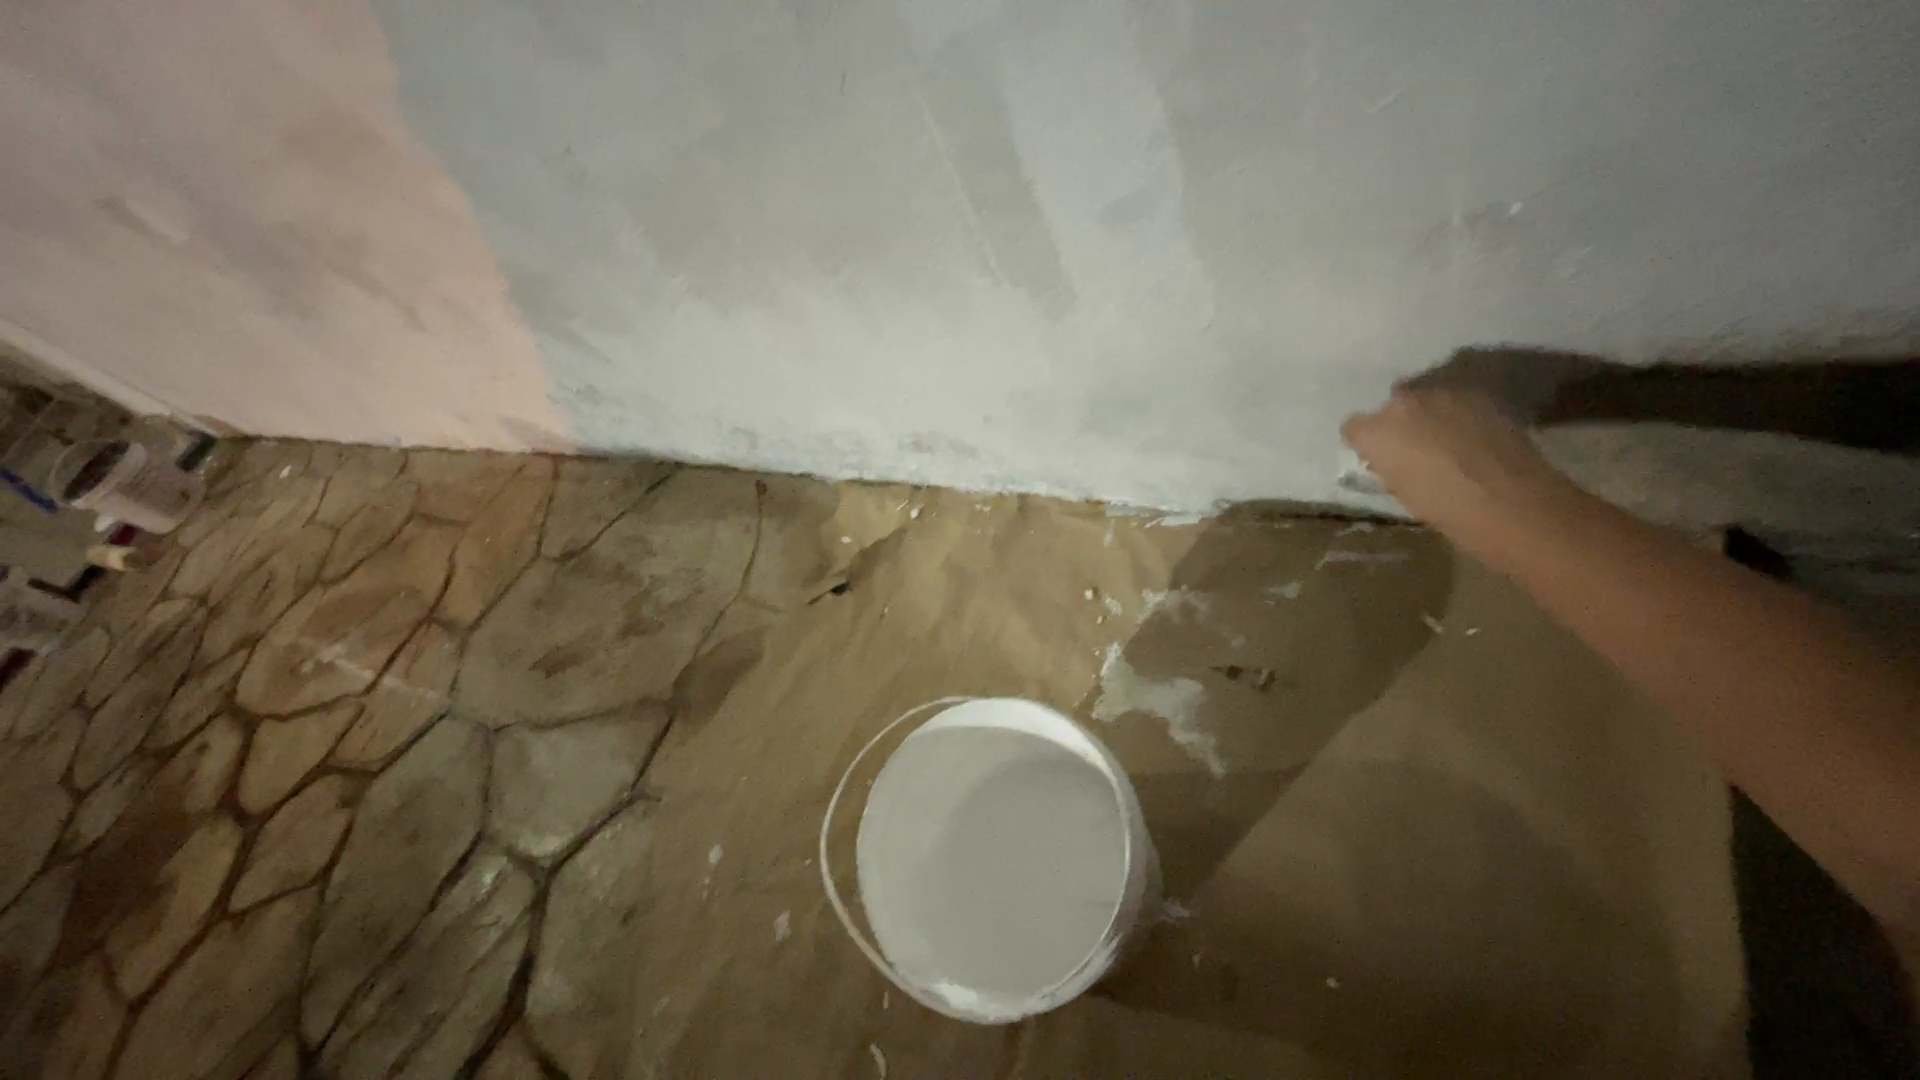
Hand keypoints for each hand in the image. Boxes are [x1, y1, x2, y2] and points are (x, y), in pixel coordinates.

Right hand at [1341, 385, 1575, 553]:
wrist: (1507, 499)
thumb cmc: (1442, 506)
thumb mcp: (1399, 489)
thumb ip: (1388, 464)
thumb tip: (1393, 458)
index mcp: (1375, 431)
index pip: (1353, 427)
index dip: (1365, 442)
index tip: (1378, 458)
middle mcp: (1404, 403)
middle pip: (1392, 406)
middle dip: (1399, 423)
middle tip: (1415, 447)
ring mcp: (1444, 394)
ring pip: (1427, 399)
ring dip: (1431, 415)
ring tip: (1448, 441)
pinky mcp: (1479, 395)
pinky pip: (1458, 402)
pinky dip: (1460, 415)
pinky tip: (1474, 438)